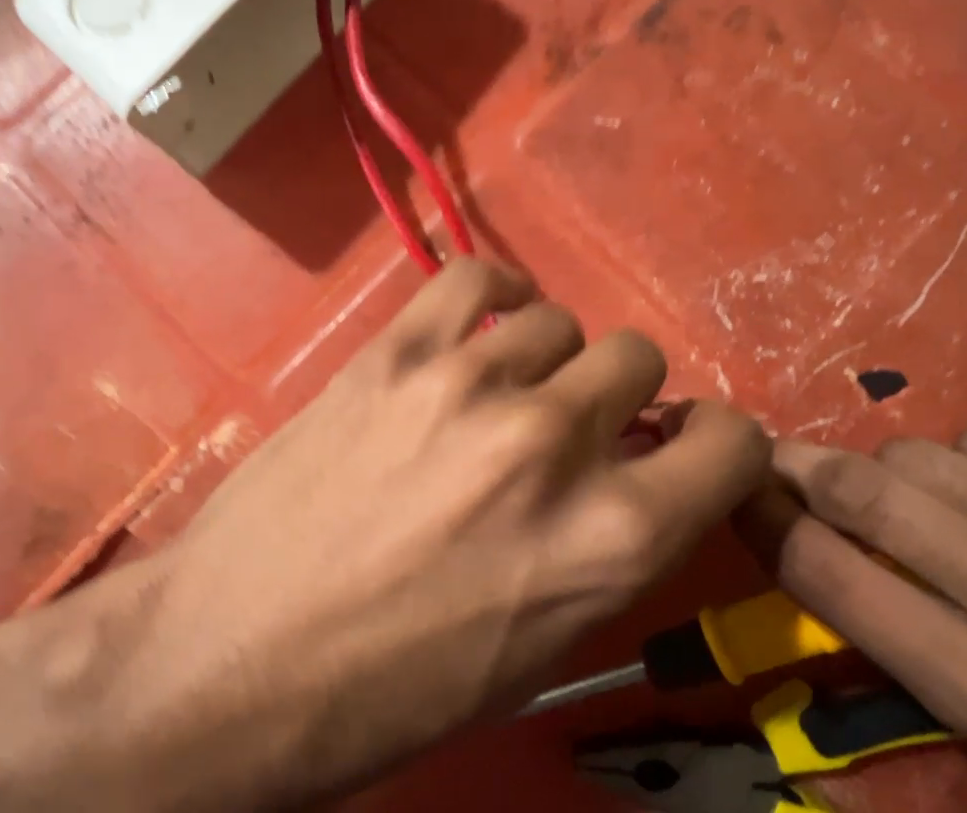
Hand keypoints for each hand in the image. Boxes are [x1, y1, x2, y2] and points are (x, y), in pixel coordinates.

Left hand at [95, 260, 770, 809]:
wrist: (235, 661)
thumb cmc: (394, 689)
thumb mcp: (540, 646)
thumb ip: (607, 547)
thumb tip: (634, 475)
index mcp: (612, 540)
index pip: (731, 444)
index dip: (714, 446)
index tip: (679, 450)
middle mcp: (555, 444)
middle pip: (638, 359)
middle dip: (620, 396)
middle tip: (572, 427)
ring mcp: (468, 384)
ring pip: (560, 319)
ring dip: (547, 358)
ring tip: (503, 392)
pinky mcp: (393, 353)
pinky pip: (475, 277)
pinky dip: (493, 294)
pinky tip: (480, 326)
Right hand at [747, 428, 966, 809]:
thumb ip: (884, 624)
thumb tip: (785, 518)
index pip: (834, 579)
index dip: (766, 520)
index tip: (735, 487)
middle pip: (869, 493)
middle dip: (808, 468)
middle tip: (785, 460)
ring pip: (925, 453)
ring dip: (903, 474)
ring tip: (941, 508)